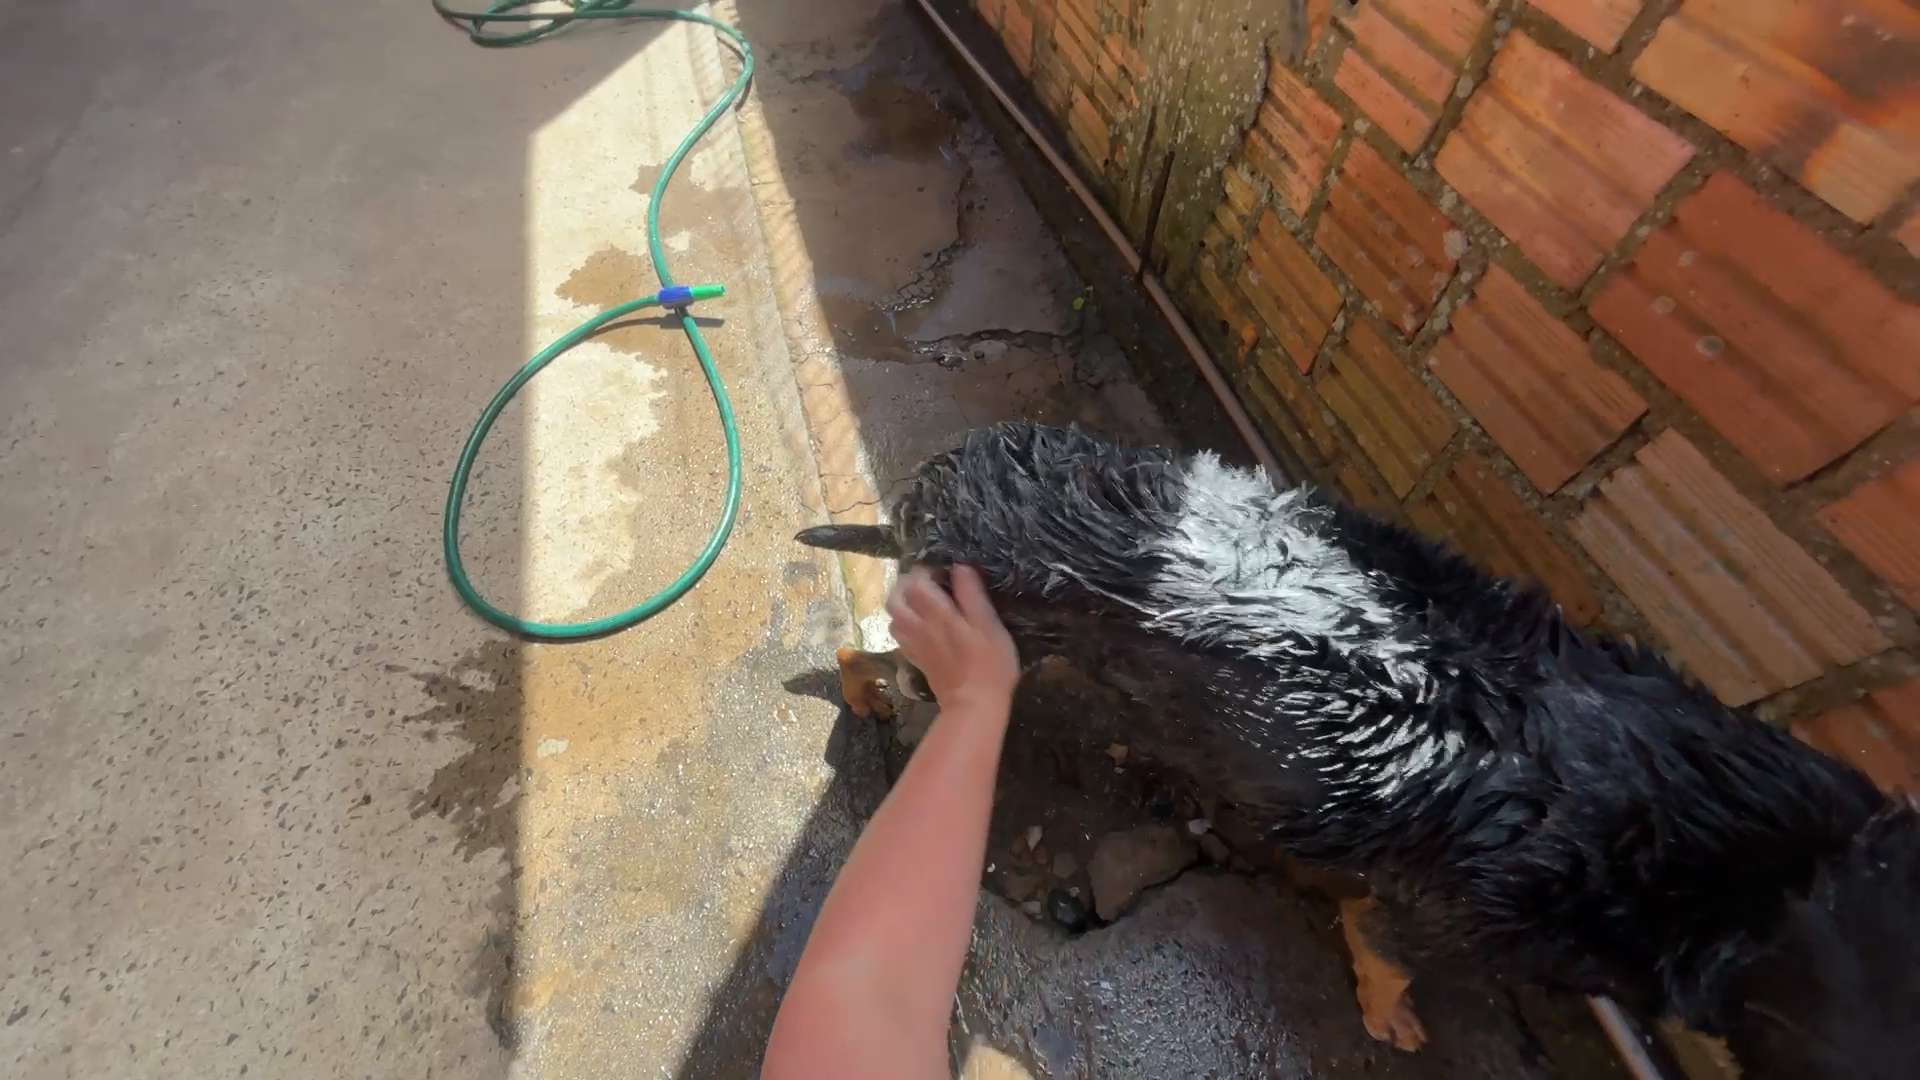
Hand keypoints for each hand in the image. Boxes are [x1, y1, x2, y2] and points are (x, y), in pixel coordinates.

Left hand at [885, 565, 1019, 710]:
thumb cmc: (990, 663)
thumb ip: (972, 593)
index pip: (915, 581)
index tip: (944, 572)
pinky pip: (899, 634)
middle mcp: (919, 626)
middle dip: (907, 584)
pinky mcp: (916, 659)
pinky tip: (922, 624)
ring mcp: (914, 644)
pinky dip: (904, 623)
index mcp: (938, 614)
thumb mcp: (988, 624)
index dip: (926, 571)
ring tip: (923, 601)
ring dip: (903, 603)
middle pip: (896, 597)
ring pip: (894, 616)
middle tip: (928, 583)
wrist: (975, 706)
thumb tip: (960, 566)